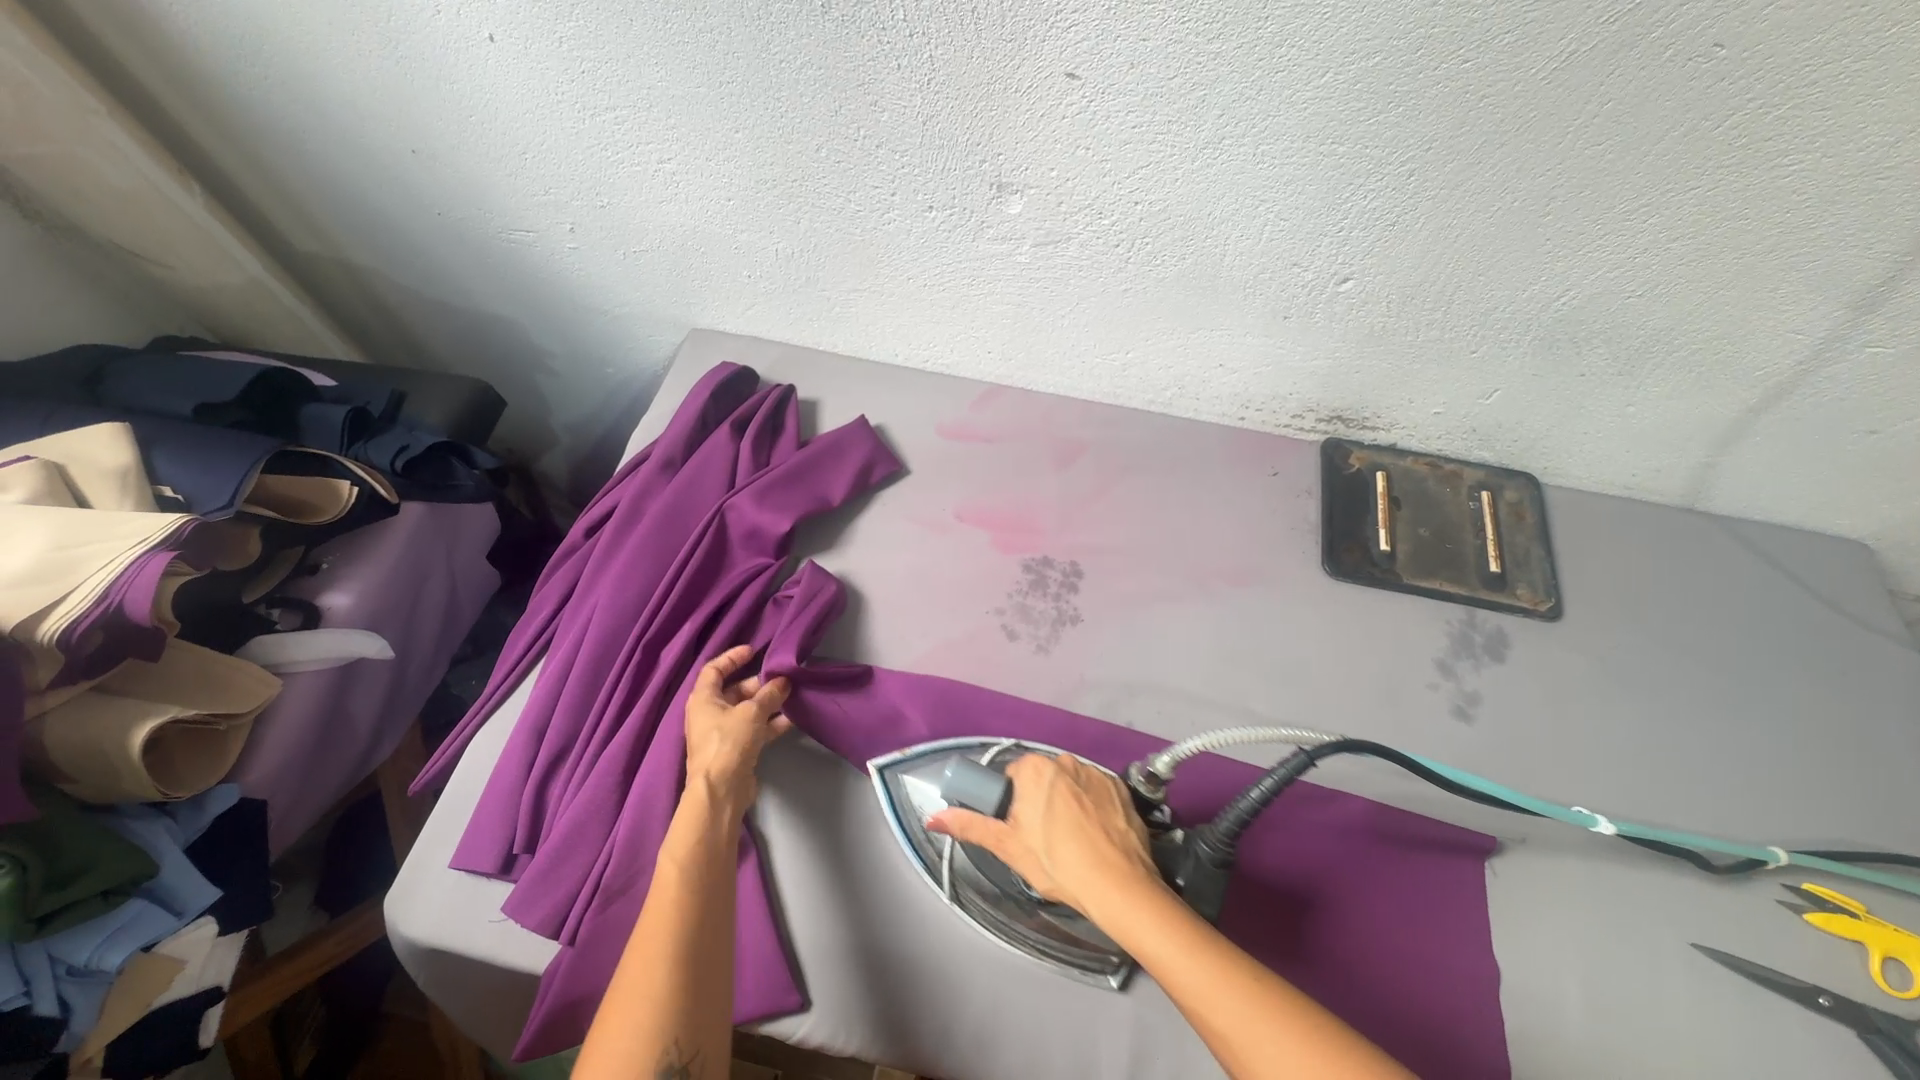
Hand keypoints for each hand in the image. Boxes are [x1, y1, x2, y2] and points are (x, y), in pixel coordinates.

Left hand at [684, 645, 791, 815]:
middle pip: (735, 690)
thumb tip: (784, 681)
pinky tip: (791, 719)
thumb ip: (769, 694)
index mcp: (703, 698)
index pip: (714, 669)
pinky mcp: (737, 750)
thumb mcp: (751, 712)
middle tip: (782, 678)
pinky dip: (771, 723)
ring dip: (769, 703)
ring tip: (792, 696)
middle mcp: (710, 713)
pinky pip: (755, 729)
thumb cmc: (728, 742)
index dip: (732, 657)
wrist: (721, 790)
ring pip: (748, 710)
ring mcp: (723, 733)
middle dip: (759, 683)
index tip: (754, 651)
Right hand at [927, 752, 1161, 917]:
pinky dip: (1094, 808)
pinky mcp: (1122, 789)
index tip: (1020, 828)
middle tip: (1044, 839)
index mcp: (1036, 768)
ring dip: (1068, 803)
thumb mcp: (1008, 847)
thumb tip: (932, 818)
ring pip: (1071, 785)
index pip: (1013, 776)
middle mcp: (1067, 760)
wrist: (1118, 885)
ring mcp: (1098, 773)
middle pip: (1043, 779)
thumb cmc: (1056, 863)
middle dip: (1040, 801)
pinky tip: (1095, 836)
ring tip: (1073, 841)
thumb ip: (970, 826)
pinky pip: (1097, 792)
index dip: (1013, 803)